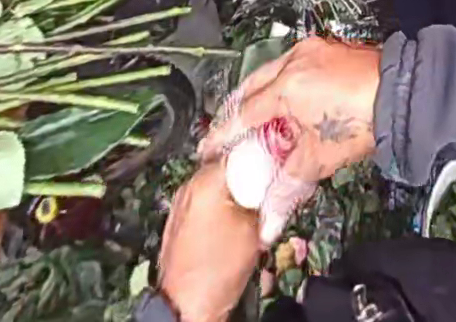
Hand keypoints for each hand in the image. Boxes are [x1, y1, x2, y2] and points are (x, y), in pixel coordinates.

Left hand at [158, 162, 262, 321]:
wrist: (184, 308)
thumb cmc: (219, 268)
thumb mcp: (254, 227)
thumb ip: (264, 197)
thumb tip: (274, 181)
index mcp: (207, 178)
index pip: (242, 150)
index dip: (263, 158)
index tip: (276, 169)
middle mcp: (190, 183)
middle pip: (228, 167)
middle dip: (249, 177)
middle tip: (267, 192)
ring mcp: (182, 202)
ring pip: (217, 185)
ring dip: (235, 192)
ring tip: (252, 211)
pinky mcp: (179, 221)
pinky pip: (206, 202)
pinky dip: (221, 206)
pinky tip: (233, 224)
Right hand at [200, 37, 380, 242]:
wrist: (401, 93)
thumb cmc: (364, 118)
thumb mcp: (319, 157)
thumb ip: (287, 186)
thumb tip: (268, 219)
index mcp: (287, 85)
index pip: (245, 113)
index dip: (226, 135)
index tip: (210, 149)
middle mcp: (295, 61)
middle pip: (253, 86)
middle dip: (239, 110)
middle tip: (231, 135)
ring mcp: (312, 50)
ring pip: (272, 71)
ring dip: (262, 94)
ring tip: (260, 122)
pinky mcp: (326, 48)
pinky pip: (293, 64)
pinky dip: (283, 83)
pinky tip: (288, 102)